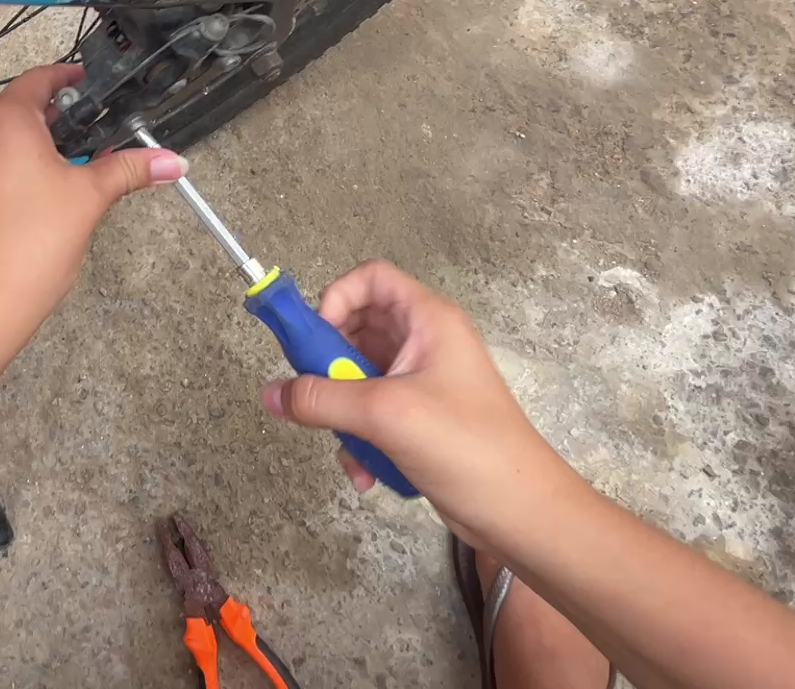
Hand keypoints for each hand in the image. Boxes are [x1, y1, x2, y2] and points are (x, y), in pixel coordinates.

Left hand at [0, 65, 184, 342]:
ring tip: (56, 165)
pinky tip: (24, 190)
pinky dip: (0, 163)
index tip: (86, 84)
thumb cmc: (30, 245)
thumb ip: (130, 169)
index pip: (40, 78)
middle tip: (83, 132)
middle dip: (51, 117)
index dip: (67, 78)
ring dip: (24, 141)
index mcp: (6, 118)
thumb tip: (171, 161)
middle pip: (16, 107)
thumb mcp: (90, 197)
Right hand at [257, 260, 580, 542]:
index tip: (316, 338)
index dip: (337, 297)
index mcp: (427, 320)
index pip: (371, 277)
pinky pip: (368, 410)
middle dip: (329, 362)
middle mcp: (423, 341)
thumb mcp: (384, 414)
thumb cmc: (466, 447)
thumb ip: (320, 399)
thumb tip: (268, 394)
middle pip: (356, 326)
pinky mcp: (417, 416)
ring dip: (340, 407)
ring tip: (342, 438)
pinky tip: (362, 470)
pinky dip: (358, 436)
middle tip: (314, 389)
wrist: (525, 517)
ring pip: (356, 373)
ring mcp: (421, 380)